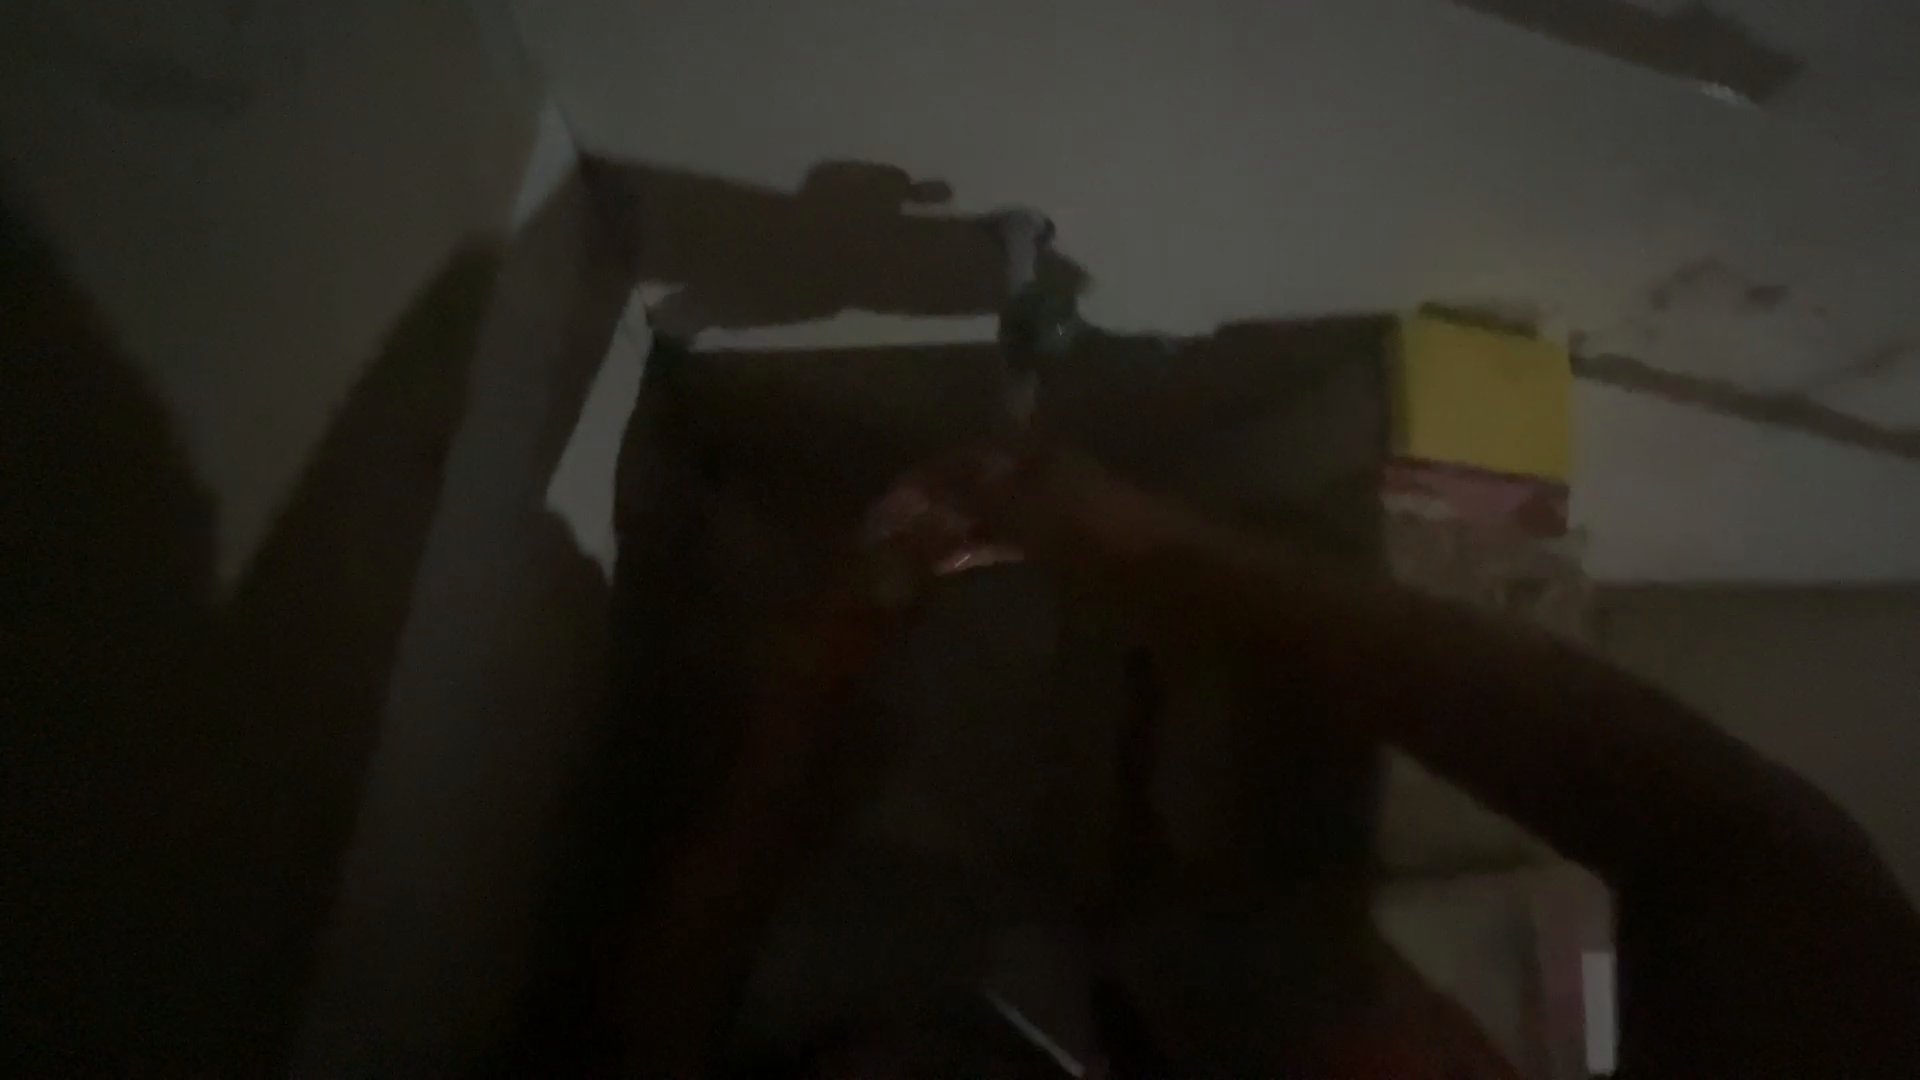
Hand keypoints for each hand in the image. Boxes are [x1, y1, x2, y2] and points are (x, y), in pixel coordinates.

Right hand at [905, 433, 1184, 569]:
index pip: (964, 461)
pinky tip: (957, 563)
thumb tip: (928, 482)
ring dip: (952, 529)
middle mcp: (1040, 478)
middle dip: (933, 505)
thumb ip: (979, 496)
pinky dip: (978, 548)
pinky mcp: (1065, 547)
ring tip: (913, 554)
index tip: (886, 505)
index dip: (924, 479)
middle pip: (974, 485)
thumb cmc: (1101, 540)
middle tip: (891, 535)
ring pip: (988, 515)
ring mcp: (1053, 513)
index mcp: (1033, 460)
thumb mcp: (1035, 513)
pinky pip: (1007, 541)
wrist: (1172, 579)